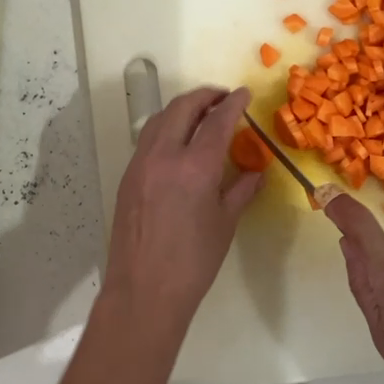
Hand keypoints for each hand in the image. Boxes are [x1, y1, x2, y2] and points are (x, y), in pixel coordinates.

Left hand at [101, 86, 263, 337]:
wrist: (144, 289)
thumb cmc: (193, 262)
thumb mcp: (225, 223)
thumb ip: (240, 190)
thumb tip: (255, 171)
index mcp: (195, 167)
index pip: (217, 120)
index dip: (233, 103)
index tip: (243, 94)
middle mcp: (164, 156)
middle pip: (183, 108)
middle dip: (205, 96)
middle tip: (223, 97)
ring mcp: (141, 163)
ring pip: (160, 119)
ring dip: (182, 108)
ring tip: (201, 112)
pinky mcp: (128, 176)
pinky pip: (148, 138)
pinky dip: (166, 127)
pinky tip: (178, 139)